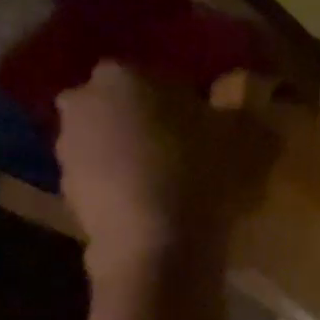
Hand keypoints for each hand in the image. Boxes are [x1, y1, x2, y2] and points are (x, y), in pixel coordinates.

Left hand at [55, 63, 277, 272]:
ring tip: (184, 197)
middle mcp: (83, 97)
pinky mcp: (67, 186)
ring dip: (144, 162)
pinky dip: (132, 193)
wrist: (157, 243)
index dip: (202, 113)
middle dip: (163, 133)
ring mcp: (67, 143)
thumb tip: (248, 121)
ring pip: (117, 146)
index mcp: (126, 76)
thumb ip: (251, 123)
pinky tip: (163, 217)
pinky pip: (109, 182)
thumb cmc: (204, 179)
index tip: (224, 141)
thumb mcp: (253, 146)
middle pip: (136, 112)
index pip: (172, 85)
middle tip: (202, 166)